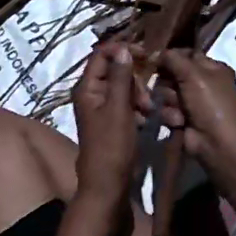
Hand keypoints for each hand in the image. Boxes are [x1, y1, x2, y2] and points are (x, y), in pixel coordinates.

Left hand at [72, 42, 139, 201]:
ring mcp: (102, 109)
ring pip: (124, 88)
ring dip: (139, 95)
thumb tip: (122, 49)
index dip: (122, 50)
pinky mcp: (112, 122)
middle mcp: (92, 95)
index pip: (101, 54)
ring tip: (148, 112)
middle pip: (114, 70)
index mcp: (87, 88)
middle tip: (146, 98)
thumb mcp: (119, 109)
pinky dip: (138, 108)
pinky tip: (146, 120)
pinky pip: (127, 104)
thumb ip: (121, 77)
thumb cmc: (112, 146)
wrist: (108, 185)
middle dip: (135, 78)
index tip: (146, 54)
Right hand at [156, 49, 235, 161]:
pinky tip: (180, 123)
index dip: (170, 56)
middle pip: (172, 74)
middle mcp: (203, 83)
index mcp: (212, 69)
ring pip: (166, 94)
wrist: (219, 144)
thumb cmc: (211, 104)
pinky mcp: (183, 120)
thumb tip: (154, 52)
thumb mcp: (193, 74)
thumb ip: (173, 59)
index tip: (152, 58)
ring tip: (179, 111)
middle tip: (169, 88)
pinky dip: (172, 116)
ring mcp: (193, 103)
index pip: (186, 54)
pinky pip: (167, 111)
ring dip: (170, 102)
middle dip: (167, 83)